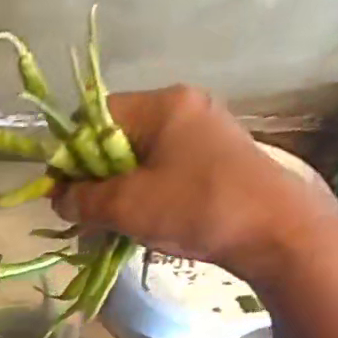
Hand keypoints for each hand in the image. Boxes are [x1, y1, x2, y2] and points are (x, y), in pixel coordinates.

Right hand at [52, 85, 337, 286]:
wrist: (277, 232)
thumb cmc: (197, 208)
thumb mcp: (127, 205)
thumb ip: (84, 199)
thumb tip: (59, 199)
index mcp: (162, 105)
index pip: (94, 117)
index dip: (69, 154)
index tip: (60, 192)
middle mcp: (183, 108)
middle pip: (116, 136)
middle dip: (91, 176)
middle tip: (81, 213)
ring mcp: (203, 133)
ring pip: (139, 157)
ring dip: (115, 190)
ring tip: (106, 224)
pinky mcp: (215, 160)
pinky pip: (163, 170)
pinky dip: (143, 194)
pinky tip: (138, 222)